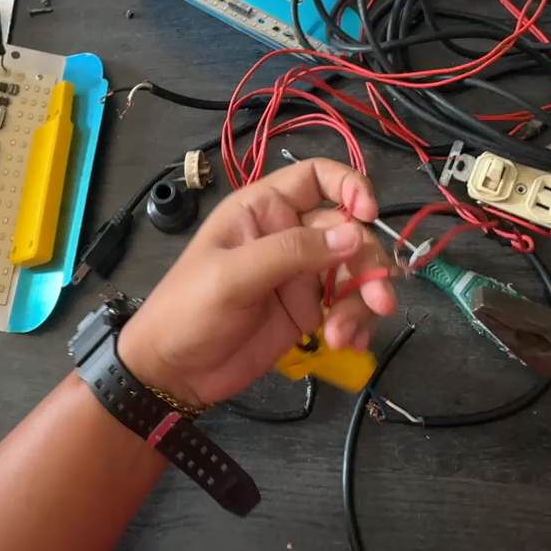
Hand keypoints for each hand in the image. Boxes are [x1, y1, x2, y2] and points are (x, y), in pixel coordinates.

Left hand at [116, 158, 396, 409]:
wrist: (173, 372)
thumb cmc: (189, 309)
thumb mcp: (234, 276)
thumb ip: (292, 252)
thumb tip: (356, 233)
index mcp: (263, 209)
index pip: (317, 177)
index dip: (349, 186)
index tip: (368, 214)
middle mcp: (288, 234)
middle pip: (348, 230)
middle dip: (367, 262)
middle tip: (377, 300)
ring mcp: (300, 273)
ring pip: (354, 270)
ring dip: (364, 299)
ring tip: (346, 334)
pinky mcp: (308, 310)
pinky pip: (348, 306)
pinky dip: (357, 323)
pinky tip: (345, 342)